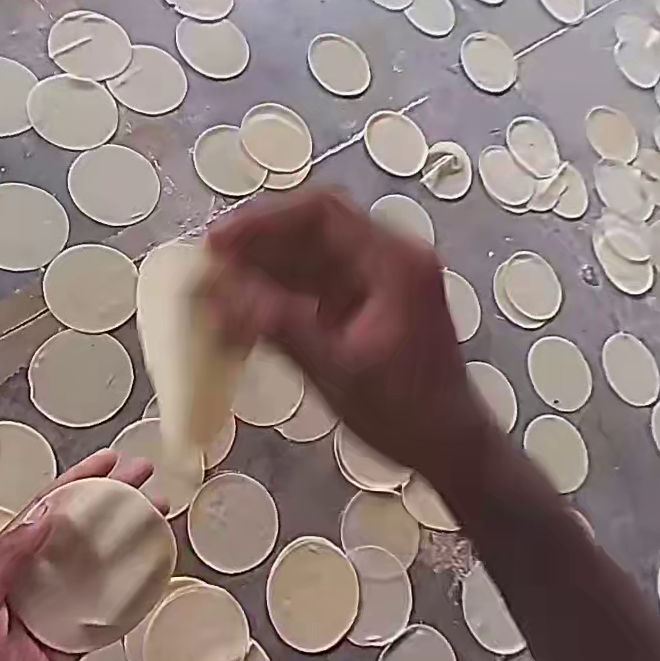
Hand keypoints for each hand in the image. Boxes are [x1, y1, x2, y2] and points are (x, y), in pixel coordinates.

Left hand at [0, 448, 158, 660]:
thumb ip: (3, 566)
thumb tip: (44, 517)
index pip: (44, 515)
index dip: (76, 484)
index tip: (109, 462)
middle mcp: (31, 586)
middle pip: (79, 533)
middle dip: (112, 500)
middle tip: (148, 476)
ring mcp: (54, 617)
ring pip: (99, 567)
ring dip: (128, 539)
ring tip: (160, 513)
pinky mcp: (72, 649)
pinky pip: (107, 612)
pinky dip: (131, 591)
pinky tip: (153, 571)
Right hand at [206, 189, 494, 481]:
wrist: (451, 446)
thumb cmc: (406, 413)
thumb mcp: (339, 371)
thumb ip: (279, 326)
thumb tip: (218, 293)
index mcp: (395, 263)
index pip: (322, 215)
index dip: (264, 222)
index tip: (218, 243)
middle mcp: (390, 260)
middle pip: (314, 232)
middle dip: (258, 246)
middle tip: (208, 266)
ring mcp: (380, 283)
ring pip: (312, 260)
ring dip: (265, 273)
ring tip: (216, 291)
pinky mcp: (369, 307)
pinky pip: (318, 289)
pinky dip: (281, 297)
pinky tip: (246, 313)